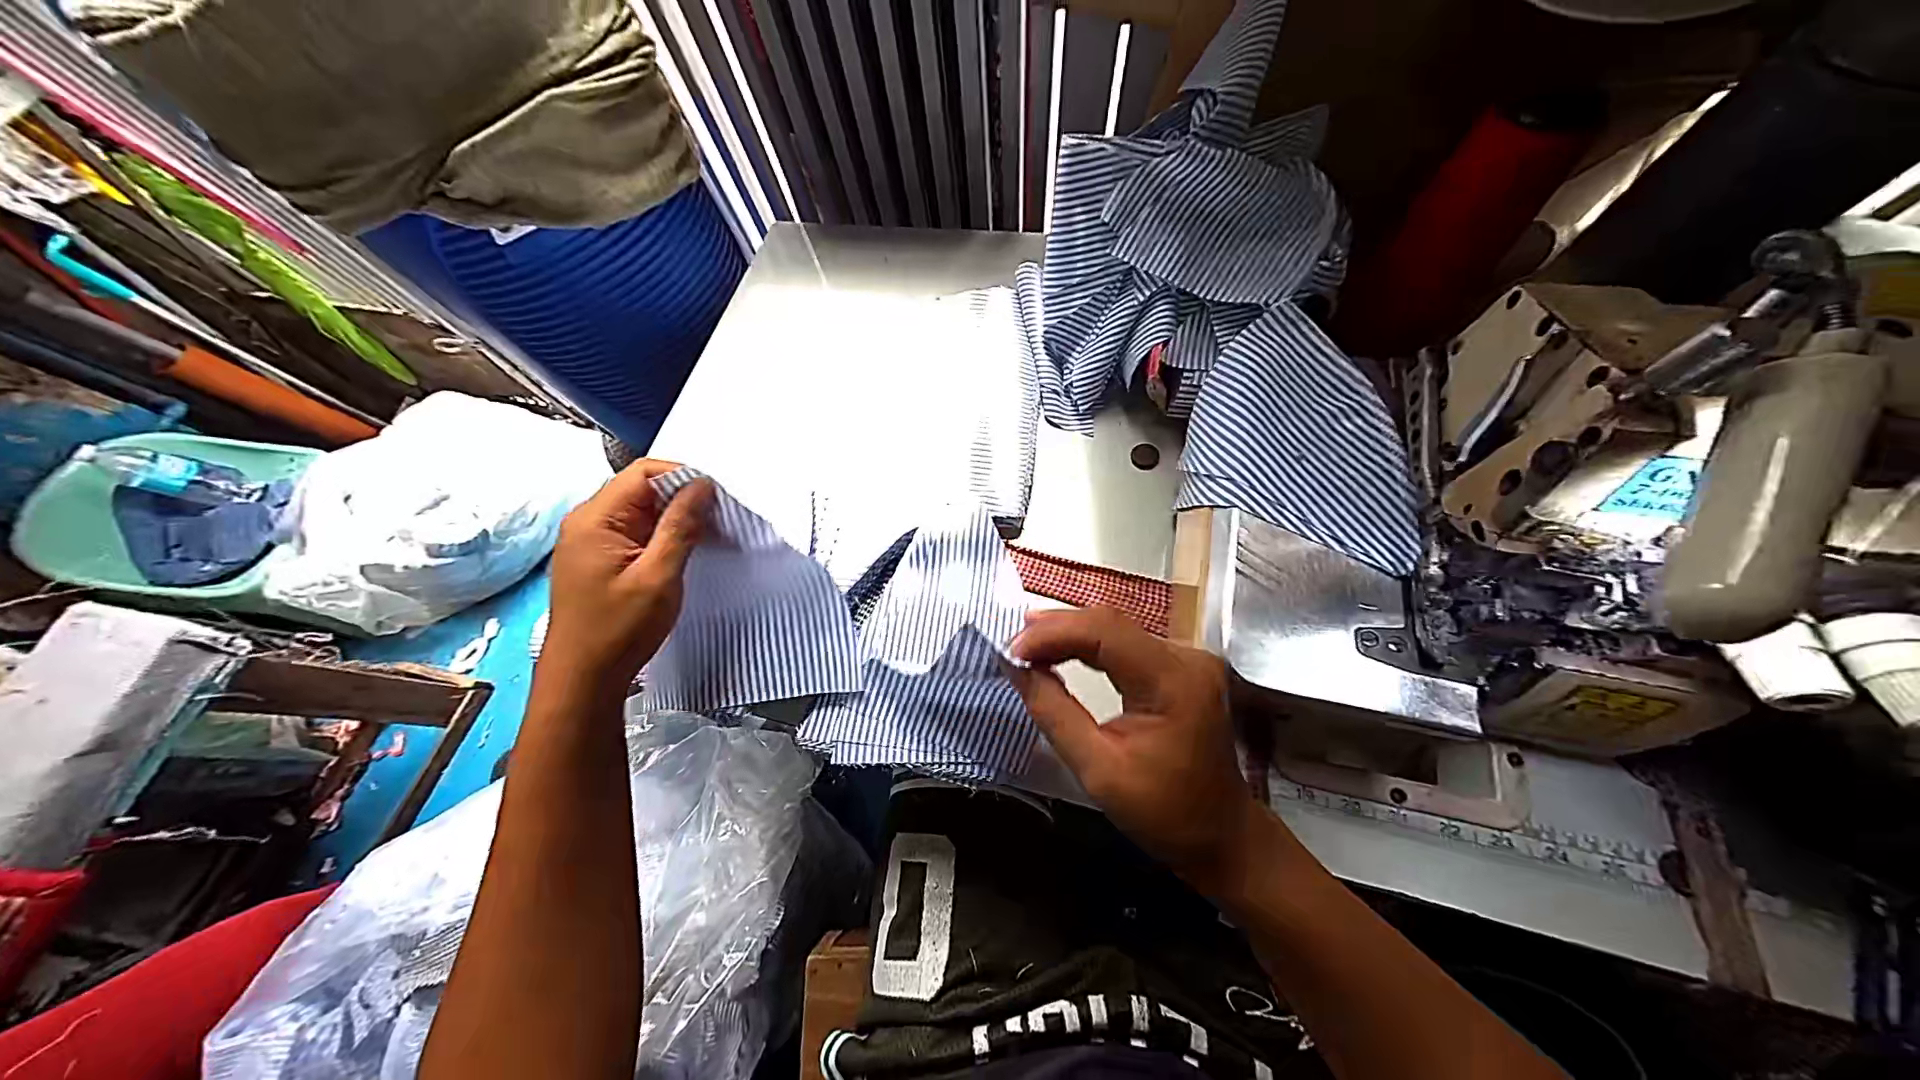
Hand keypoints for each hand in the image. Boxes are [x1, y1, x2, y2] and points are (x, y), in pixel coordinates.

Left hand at [544, 459, 713, 694]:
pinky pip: (634, 532)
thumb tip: (701, 486)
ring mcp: (590, 542)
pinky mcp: (598, 560)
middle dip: (681, 498)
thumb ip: (681, 526)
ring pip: (640, 511)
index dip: (682, 477)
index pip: (643, 473)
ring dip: (673, 519)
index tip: (715, 497)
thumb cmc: (617, 631)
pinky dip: (660, 536)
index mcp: (595, 520)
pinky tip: (681, 554)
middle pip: (641, 489)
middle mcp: (587, 523)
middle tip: (716, 519)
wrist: (583, 679)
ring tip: (703, 538)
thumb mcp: (658, 576)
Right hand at [1008, 608, 1266, 893]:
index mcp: (1173, 682)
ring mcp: (1188, 659)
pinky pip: (1127, 643)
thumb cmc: (1165, 813)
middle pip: (1110, 623)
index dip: (1052, 633)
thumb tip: (1018, 669)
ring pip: (1116, 628)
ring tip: (1027, 647)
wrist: (1222, 835)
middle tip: (1013, 647)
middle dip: (1055, 629)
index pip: (1104, 632)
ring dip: (1069, 634)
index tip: (1013, 652)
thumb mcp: (1098, 771)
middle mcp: (1187, 658)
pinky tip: (1061, 651)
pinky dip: (1089, 645)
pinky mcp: (1182, 667)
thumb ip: (1054, 713)